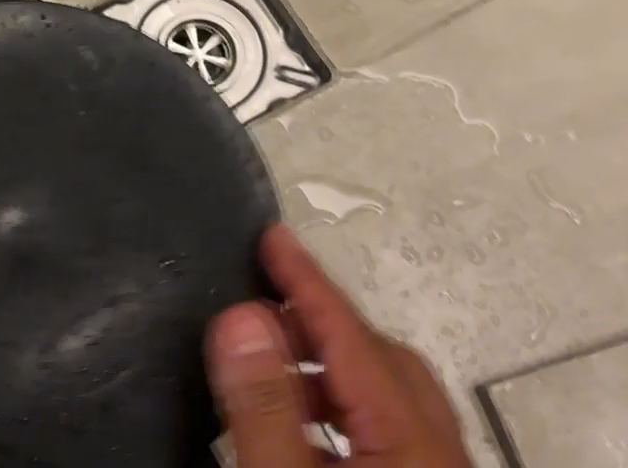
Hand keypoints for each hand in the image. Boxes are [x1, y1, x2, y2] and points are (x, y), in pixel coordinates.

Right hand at [207, 225, 473, 466]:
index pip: (351, 335)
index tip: (272, 231)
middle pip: (383, 358)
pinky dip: (334, 390)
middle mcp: (436, 449)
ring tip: (262, 345)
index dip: (306, 278)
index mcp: (408, 436)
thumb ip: (264, 400)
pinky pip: (383, 419)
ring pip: (386, 391)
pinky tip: (293, 406)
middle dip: (318, 311)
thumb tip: (242, 314)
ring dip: (323, 353)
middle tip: (258, 283)